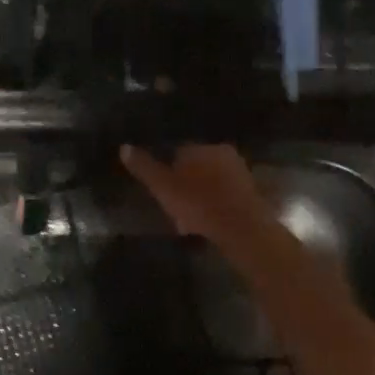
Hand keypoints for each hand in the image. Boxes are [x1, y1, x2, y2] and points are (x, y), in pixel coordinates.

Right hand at [120, 144, 271, 245]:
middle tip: (176, 208)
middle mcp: (221, 153)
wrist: (241, 227)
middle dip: (187, 184)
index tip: (163, 190)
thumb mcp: (163, 186)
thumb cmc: (198, 203)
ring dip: (201, 196)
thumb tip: (124, 147)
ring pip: (212, 182)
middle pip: (197, 167)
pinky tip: (209, 223)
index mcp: (199, 148)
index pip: (178, 152)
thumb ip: (144, 167)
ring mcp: (239, 172)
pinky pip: (226, 195)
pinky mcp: (251, 192)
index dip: (169, 172)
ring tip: (191, 221)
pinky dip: (216, 205)